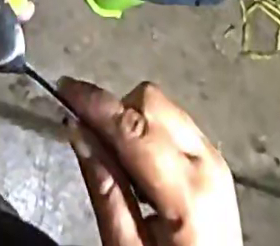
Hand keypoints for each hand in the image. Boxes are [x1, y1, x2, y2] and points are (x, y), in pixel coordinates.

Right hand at [61, 79, 241, 245]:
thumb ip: (105, 191)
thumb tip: (77, 132)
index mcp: (187, 189)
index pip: (134, 126)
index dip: (96, 103)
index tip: (64, 88)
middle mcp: (207, 158)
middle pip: (152, 102)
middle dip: (117, 113)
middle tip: (90, 140)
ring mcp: (215, 153)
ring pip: (163, 106)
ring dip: (132, 120)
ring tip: (115, 159)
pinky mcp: (214, 155)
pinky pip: (175, 121)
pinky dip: (149, 129)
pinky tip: (138, 163)